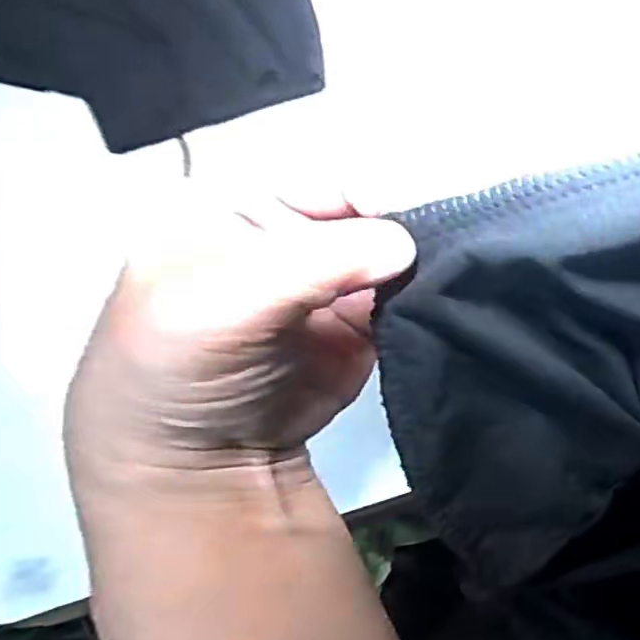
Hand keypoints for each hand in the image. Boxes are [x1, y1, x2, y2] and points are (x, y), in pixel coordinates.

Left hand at [65, 194, 415, 484]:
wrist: (206, 455)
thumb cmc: (182, 366)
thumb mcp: (224, 303)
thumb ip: (313, 265)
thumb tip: (406, 245)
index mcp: (241, 208)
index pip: (325, 183)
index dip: (372, 198)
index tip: (415, 228)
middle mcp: (295, 236)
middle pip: (371, 216)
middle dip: (409, 231)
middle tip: (449, 253)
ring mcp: (338, 279)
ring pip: (399, 255)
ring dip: (427, 264)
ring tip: (456, 277)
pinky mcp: (371, 317)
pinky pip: (412, 294)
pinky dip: (432, 296)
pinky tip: (447, 300)